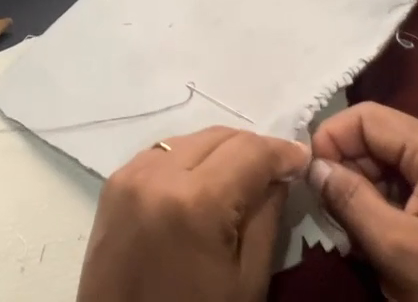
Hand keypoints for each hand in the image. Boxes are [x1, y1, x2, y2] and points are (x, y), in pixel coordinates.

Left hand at [78, 126, 311, 301]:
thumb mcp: (246, 280)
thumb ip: (266, 217)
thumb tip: (280, 173)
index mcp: (196, 201)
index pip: (249, 152)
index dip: (281, 151)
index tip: (303, 157)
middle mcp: (158, 174)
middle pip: (218, 136)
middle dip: (252, 149)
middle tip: (276, 171)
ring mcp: (131, 174)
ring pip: (190, 139)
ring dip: (220, 152)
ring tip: (240, 179)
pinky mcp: (114, 181)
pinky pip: (162, 153)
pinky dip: (188, 160)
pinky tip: (201, 184)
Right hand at [309, 103, 417, 301]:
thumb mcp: (398, 251)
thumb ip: (350, 200)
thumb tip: (313, 165)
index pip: (370, 117)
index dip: (332, 139)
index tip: (310, 177)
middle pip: (386, 141)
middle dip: (351, 172)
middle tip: (332, 216)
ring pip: (401, 169)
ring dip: (371, 196)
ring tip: (357, 238)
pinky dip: (395, 210)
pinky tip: (386, 246)